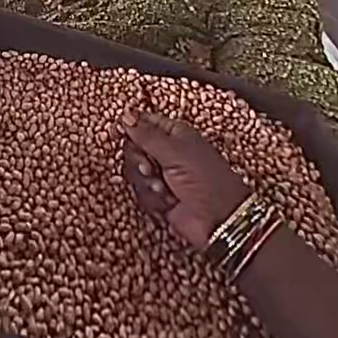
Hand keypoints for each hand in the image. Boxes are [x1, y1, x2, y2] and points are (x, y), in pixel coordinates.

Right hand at [120, 112, 251, 248]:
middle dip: (139, 160)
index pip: (143, 122)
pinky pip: (141, 191)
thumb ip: (146, 134)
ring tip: (163, 188)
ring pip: (135, 171)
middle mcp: (167, 152)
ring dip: (146, 181)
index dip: (129, 126)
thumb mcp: (174, 152)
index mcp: (174, 133)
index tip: (116, 132)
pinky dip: (152, 197)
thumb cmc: (205, 180)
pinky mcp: (160, 196)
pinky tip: (167, 200)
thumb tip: (126, 115)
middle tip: (151, 168)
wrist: (221, 221)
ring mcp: (163, 174)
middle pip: (134, 147)